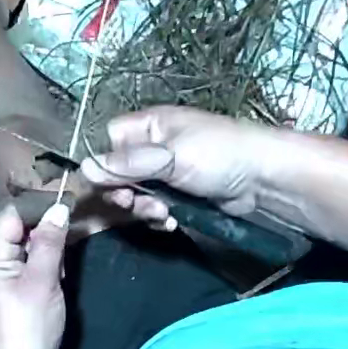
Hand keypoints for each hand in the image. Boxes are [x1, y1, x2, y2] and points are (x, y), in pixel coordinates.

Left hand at [0, 200, 69, 348]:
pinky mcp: (15, 291)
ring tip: (69, 257)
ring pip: (28, 246)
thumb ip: (49, 242)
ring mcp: (2, 277)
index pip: (12, 214)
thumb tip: (59, 208)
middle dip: (47, 227)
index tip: (70, 204)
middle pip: (19, 228)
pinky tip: (61, 274)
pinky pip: (31, 264)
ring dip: (50, 247)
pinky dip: (47, 263)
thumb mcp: (43, 280)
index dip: (39, 207)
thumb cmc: (29, 327)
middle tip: (75, 232)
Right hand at [78, 106, 293, 226]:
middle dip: (126, 192)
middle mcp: (154, 147)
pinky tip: (171, 222)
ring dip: (144, 208)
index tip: (111, 184)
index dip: (107, 163)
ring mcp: (168, 173)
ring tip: (163, 214)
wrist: (264, 180)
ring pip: (136, 194)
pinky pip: (155, 208)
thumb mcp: (170, 157)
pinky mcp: (180, 196)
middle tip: (135, 203)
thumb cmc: (218, 156)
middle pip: (119, 173)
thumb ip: (127, 165)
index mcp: (150, 126)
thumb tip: (83, 169)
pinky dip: (159, 217)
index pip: (109, 141)